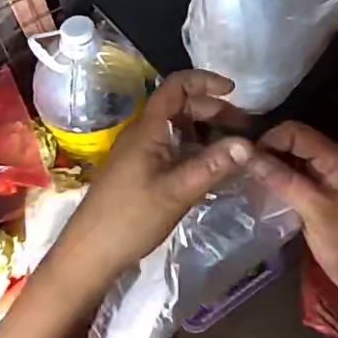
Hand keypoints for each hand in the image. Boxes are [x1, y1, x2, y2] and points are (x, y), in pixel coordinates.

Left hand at [49, 71, 253, 296]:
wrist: (88, 256)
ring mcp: (141, 154)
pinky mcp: (141, 173)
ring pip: (178, 129)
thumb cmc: (129, 219)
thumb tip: (249, 145)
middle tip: (244, 126)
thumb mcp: (177, 192)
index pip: (175, 87)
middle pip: (181, 107)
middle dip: (214, 109)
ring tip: (235, 146)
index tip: (232, 90)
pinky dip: (197, 149)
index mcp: (148, 129)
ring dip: (207, 130)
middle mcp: (144, 134)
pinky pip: (174, 148)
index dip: (204, 81)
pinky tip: (214, 167)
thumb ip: (213, 166)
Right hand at [246, 122, 337, 305]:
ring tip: (241, 181)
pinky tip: (256, 195)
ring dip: (268, 169)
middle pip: (291, 143)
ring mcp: (322, 180)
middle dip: (265, 152)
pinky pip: (292, 181)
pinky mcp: (316, 198)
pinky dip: (275, 184)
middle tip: (237, 170)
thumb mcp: (316, 209)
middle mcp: (328, 162)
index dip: (269, 140)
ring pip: (289, 162)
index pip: (295, 131)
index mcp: (334, 157)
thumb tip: (249, 155)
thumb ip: (284, 180)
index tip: (243, 159)